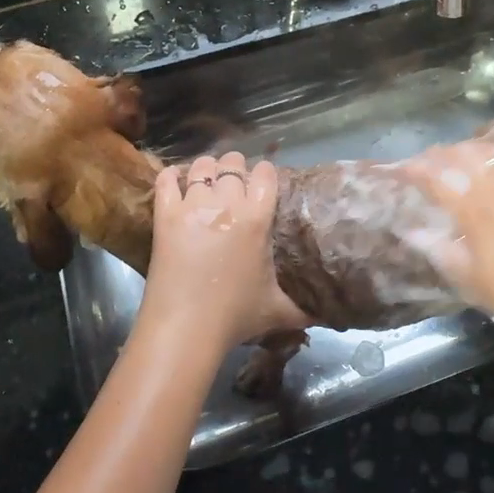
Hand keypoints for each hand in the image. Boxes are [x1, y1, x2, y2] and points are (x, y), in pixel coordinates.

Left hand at [143, 152, 304, 345]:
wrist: (186, 328)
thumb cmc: (235, 316)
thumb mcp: (278, 311)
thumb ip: (306, 309)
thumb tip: (328, 315)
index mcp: (257, 218)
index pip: (265, 174)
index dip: (265, 173)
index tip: (263, 180)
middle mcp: (227, 202)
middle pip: (232, 164)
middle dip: (235, 168)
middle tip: (233, 182)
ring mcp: (193, 206)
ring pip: (201, 167)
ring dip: (206, 169)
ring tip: (206, 180)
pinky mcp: (165, 215)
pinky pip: (166, 180)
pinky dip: (170, 176)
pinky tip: (175, 180)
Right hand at [402, 142, 493, 324]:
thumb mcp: (477, 283)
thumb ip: (441, 253)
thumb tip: (412, 231)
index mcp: (472, 206)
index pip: (433, 176)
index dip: (412, 169)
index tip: (399, 170)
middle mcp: (492, 180)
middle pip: (455, 153)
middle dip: (434, 156)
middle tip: (423, 166)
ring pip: (481, 148)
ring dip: (460, 150)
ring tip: (453, 160)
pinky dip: (491, 151)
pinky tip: (491, 161)